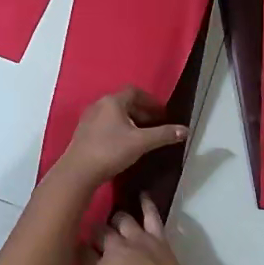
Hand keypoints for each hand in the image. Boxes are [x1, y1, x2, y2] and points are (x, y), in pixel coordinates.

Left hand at [57, 87, 188, 186]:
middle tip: (156, 125)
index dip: (151, 101)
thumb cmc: (111, 151)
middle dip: (142, 112)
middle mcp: (98, 105)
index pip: (135, 92)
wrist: (79, 172)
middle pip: (124, 103)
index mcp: (112, 102)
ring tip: (143, 136)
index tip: (162, 113)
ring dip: (130, 122)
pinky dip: (119, 130)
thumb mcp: (141, 143)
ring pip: (114, 115)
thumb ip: (163, 135)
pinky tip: (125, 145)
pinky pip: (105, 125)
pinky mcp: (83, 134)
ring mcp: (88, 120)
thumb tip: (185, 130)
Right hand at [83, 195, 201, 264]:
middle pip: (96, 230)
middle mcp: (114, 250)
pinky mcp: (157, 237)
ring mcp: (136, 240)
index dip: (76, 252)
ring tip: (114, 224)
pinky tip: (141, 195)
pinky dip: (145, 203)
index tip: (77, 254)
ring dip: (114, 220)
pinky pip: (150, 213)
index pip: (79, 253)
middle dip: (93, 233)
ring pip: (119, 217)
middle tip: (95, 240)